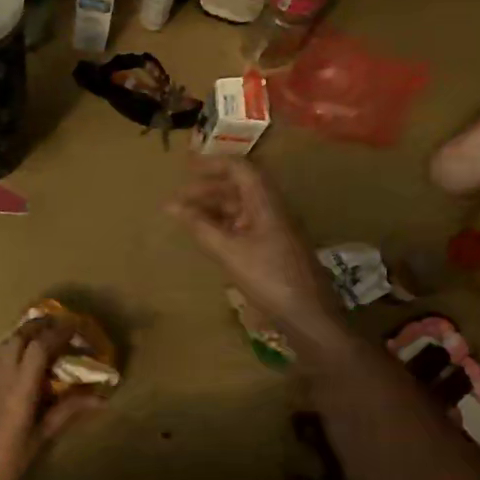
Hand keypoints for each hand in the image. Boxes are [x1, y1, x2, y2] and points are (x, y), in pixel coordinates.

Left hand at [0, 322, 108, 479]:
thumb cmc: (11, 460)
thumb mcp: (43, 436)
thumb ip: (68, 412)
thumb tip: (100, 398)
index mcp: (18, 390)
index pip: (37, 349)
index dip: (56, 333)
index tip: (75, 326)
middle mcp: (1, 379)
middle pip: (17, 339)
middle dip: (38, 326)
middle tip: (60, 323)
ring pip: (5, 347)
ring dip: (25, 336)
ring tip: (48, 336)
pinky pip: (0, 360)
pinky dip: (16, 350)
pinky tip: (30, 360)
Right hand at [168, 156, 345, 345]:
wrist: (308, 315)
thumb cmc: (268, 278)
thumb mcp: (228, 251)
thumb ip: (199, 226)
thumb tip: (171, 205)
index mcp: (267, 205)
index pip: (242, 169)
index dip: (214, 163)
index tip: (185, 168)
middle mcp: (273, 210)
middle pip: (240, 186)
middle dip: (207, 187)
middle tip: (177, 198)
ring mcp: (274, 228)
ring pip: (240, 205)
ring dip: (212, 206)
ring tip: (185, 216)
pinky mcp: (272, 245)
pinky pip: (243, 223)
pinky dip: (221, 223)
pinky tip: (205, 234)